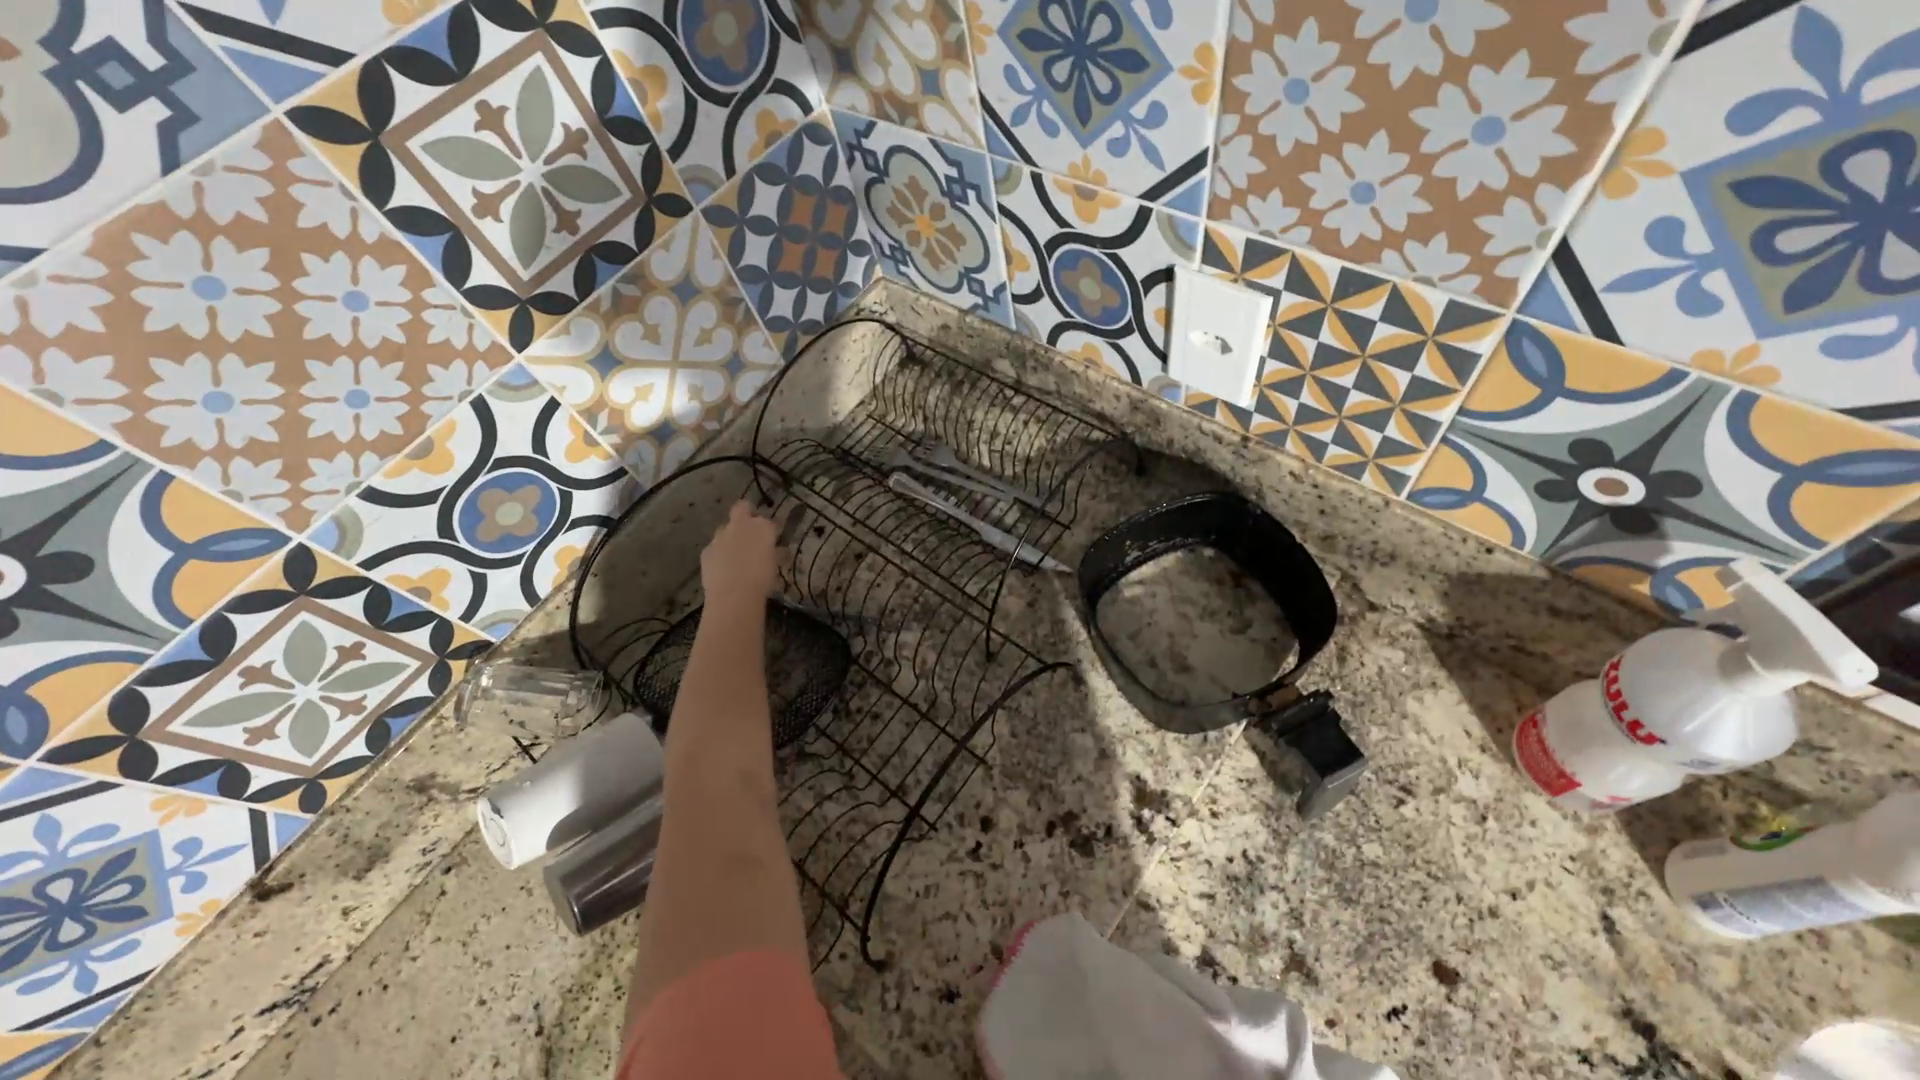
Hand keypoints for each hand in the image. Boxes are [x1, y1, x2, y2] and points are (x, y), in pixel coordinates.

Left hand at [700, 500, 781, 612]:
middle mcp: (741, 525)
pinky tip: (722, 568)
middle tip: (751, 531)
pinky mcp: (707, 549)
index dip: (771, 529)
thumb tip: (779, 551)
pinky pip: (715, 547)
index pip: (769, 521)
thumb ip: (776, 554)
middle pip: (742, 508)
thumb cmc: (762, 580)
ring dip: (730, 536)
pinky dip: (719, 553)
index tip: (773, 538)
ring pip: (725, 528)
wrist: (733, 595)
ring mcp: (721, 536)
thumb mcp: (775, 567)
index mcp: (763, 527)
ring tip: (735, 554)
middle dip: (746, 514)